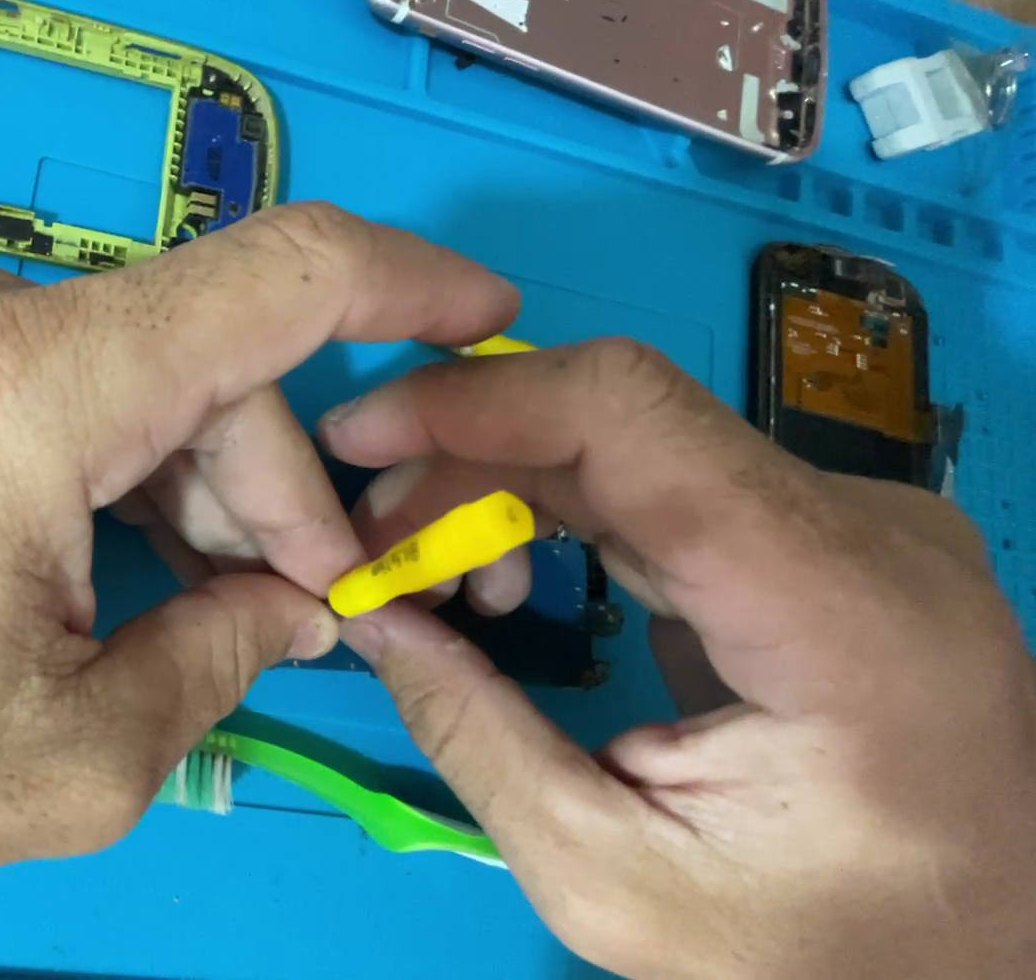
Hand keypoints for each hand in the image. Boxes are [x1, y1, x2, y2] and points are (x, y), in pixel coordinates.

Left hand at [0, 203, 519, 898]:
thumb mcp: (80, 752)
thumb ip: (225, 656)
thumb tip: (296, 604)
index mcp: (38, 386)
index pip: (277, 275)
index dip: (404, 284)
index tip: (482, 316)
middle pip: (215, 362)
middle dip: (280, 484)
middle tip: (305, 603)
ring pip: (147, 379)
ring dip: (203, 486)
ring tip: (209, 604)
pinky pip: (76, 392)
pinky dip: (132, 470)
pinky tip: (132, 564)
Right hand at [321, 338, 1035, 977]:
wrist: (971, 965)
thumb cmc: (808, 947)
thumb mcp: (602, 874)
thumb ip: (466, 729)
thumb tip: (361, 608)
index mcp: (836, 612)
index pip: (625, 416)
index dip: (467, 402)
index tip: (353, 437)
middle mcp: (849, 524)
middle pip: (594, 420)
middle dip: (447, 468)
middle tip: (367, 549)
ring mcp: (824, 514)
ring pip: (597, 436)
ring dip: (478, 489)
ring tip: (426, 581)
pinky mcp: (788, 524)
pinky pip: (620, 471)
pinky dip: (525, 505)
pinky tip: (498, 581)